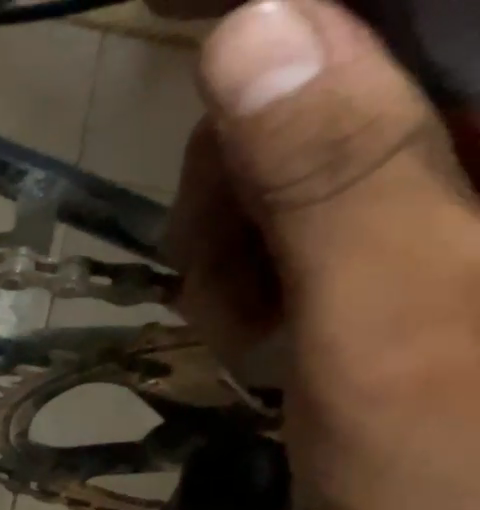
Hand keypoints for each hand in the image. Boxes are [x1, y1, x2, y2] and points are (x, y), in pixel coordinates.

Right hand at [166, 0, 479, 509]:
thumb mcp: (399, 327)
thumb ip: (340, 175)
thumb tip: (252, 25)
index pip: (429, 13)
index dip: (313, 24)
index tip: (205, 51)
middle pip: (375, 61)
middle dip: (258, 159)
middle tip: (222, 269)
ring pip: (342, 130)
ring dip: (251, 219)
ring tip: (244, 317)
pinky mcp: (460, 222)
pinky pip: (344, 188)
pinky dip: (277, 246)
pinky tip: (269, 314)